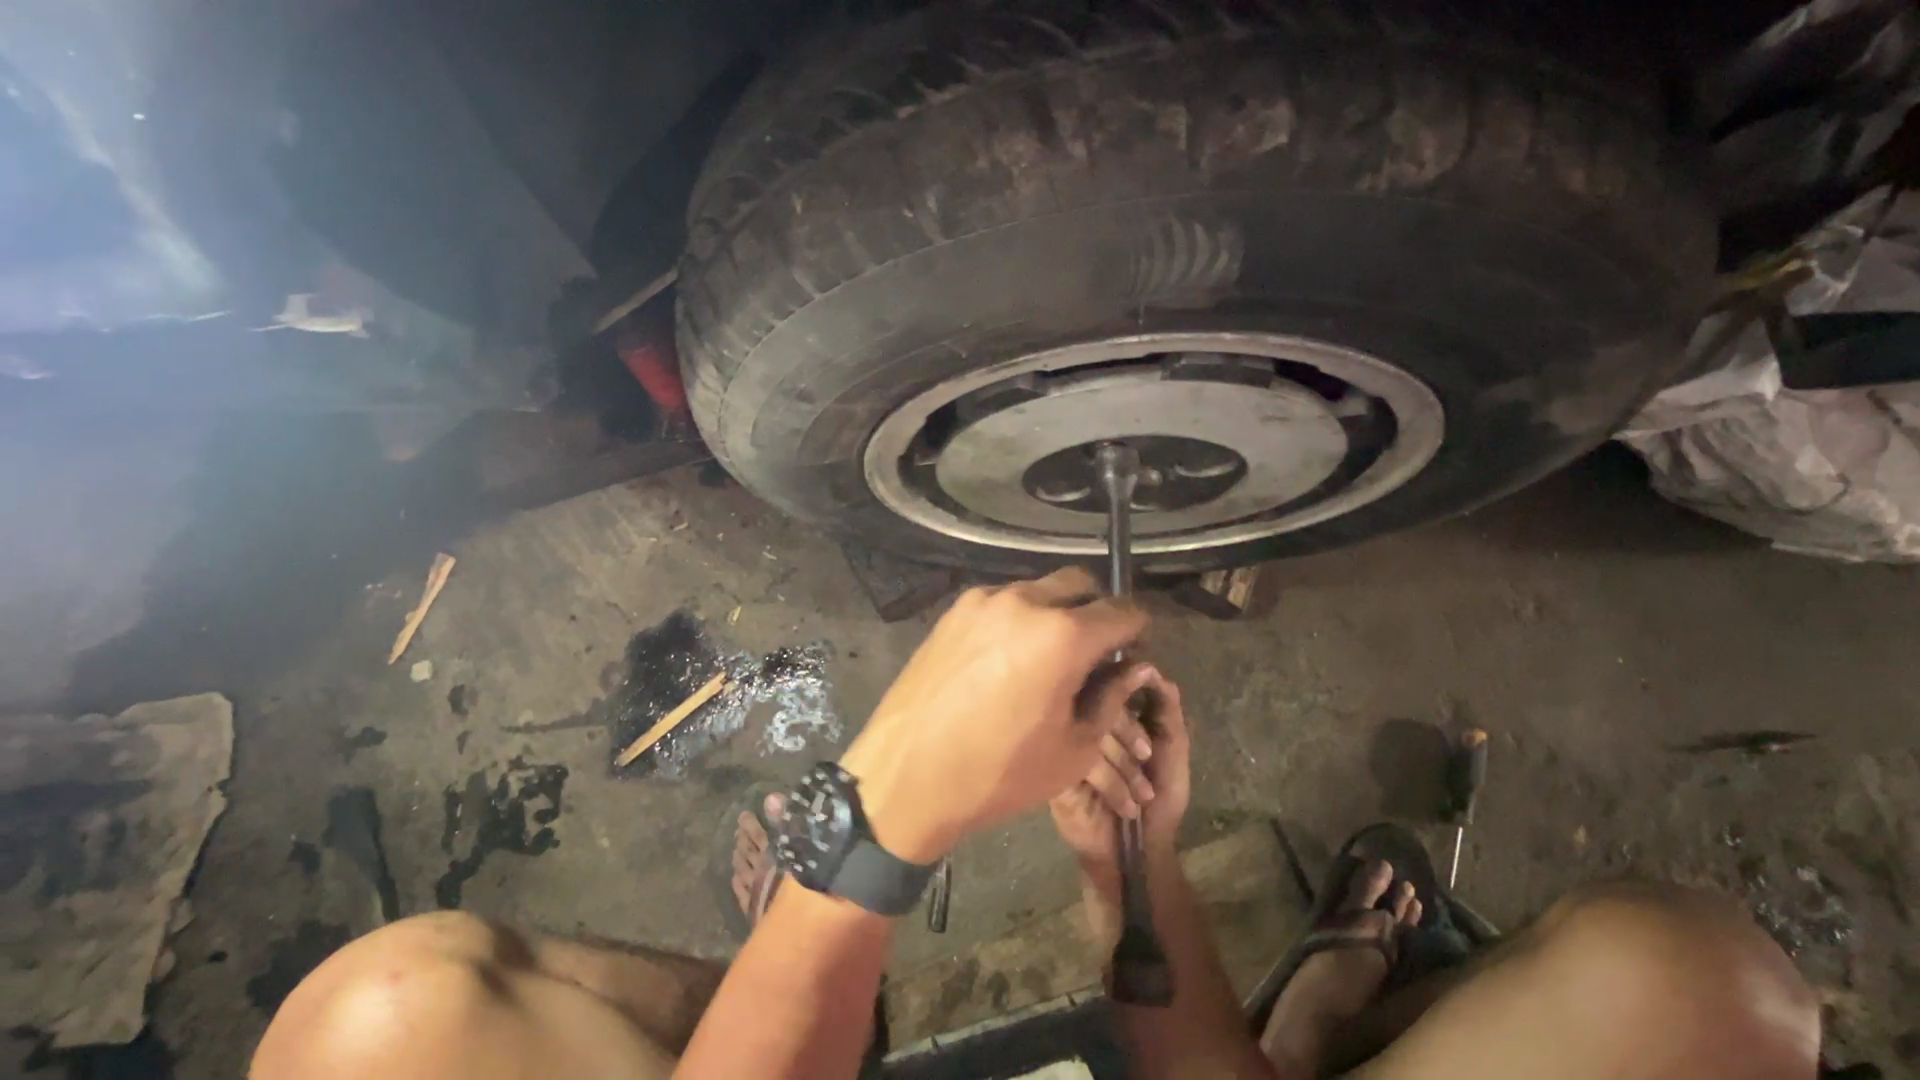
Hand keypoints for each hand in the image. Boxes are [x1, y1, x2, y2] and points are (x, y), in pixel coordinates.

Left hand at [838, 567, 1148, 862]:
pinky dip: (1018, 621)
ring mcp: (982, 603)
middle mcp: (1023, 603)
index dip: (1138, 631)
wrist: (906, 777)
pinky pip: (1001, 604)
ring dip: (1055, 613)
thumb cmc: (998, 773)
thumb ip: (1110, 698)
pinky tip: (1008, 662)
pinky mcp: (952, 613)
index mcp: (1062, 635)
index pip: (1122, 610)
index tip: (1134, 652)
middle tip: (1095, 652)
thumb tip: (1133, 668)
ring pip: (1037, 591)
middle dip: (1097, 611)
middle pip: (1080, 584)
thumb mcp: (1073, 748)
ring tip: (1047, 660)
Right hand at [1050, 666, 1191, 869]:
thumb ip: (1166, 707)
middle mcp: (1084, 723)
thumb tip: (1152, 668)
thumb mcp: (1173, 748)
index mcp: (1110, 712)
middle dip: (1129, 731)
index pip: (1111, 681)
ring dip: (1122, 765)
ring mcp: (1066, 747)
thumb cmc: (1159, 799)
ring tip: (1143, 795)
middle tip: (1148, 758)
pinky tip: (1123, 803)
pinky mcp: (1054, 774)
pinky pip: (1075, 762)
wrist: (1140, 850)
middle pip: (1096, 702)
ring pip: (1088, 732)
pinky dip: (1107, 782)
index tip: (1147, 714)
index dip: (1130, 691)